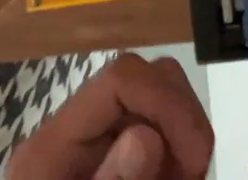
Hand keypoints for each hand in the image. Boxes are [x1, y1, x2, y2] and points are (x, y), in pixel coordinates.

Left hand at [7, 52, 214, 179]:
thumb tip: (146, 136)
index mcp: (52, 147)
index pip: (121, 79)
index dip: (168, 104)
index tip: (196, 161)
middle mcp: (71, 131)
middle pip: (145, 78)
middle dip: (182, 118)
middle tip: (192, 177)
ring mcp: (90, 143)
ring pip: (159, 96)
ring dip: (185, 135)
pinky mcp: (108, 157)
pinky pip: (157, 127)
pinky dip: (178, 150)